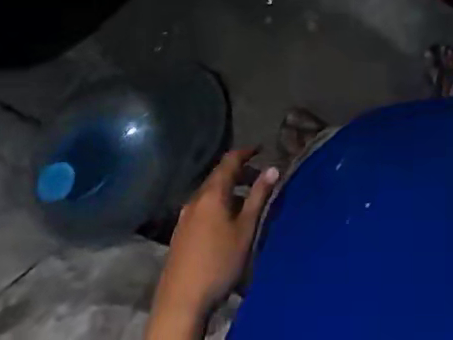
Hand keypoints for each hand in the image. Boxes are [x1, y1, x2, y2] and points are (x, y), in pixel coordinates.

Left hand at [151, 150, 278, 326]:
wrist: (180, 304)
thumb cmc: (219, 262)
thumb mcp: (246, 228)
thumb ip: (259, 196)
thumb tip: (272, 168)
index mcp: (211, 194)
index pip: (229, 161)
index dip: (246, 152)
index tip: (262, 149)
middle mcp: (194, 201)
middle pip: (218, 176)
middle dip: (240, 172)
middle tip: (261, 177)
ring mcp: (184, 219)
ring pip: (209, 193)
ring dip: (229, 190)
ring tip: (247, 200)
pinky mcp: (180, 235)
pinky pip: (202, 208)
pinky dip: (218, 203)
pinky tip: (227, 220)